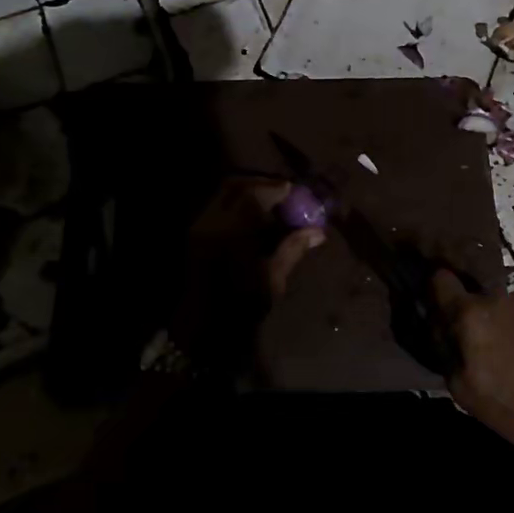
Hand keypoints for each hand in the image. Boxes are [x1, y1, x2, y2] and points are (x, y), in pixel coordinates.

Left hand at [170, 178, 325, 372]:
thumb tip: (318, 231)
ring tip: (270, 204)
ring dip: (247, 192)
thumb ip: (292, 249)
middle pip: (234, 187)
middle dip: (259, 184)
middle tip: (282, 192)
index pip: (252, 194)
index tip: (293, 190)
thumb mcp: (271, 279)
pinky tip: (253, 218)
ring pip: (223, 195)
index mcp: (229, 232)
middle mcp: (209, 223)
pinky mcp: (195, 234)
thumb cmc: (239, 307)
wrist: (201, 328)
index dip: (274, 188)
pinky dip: (236, 204)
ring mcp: (199, 227)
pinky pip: (217, 207)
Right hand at [433, 270, 513, 455]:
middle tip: (485, 330)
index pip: (440, 279)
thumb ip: (445, 349)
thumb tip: (437, 325)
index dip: (436, 289)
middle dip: (478, 304)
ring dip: (513, 310)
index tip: (439, 302)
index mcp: (472, 313)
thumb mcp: (463, 390)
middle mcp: (504, 295)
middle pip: (480, 288)